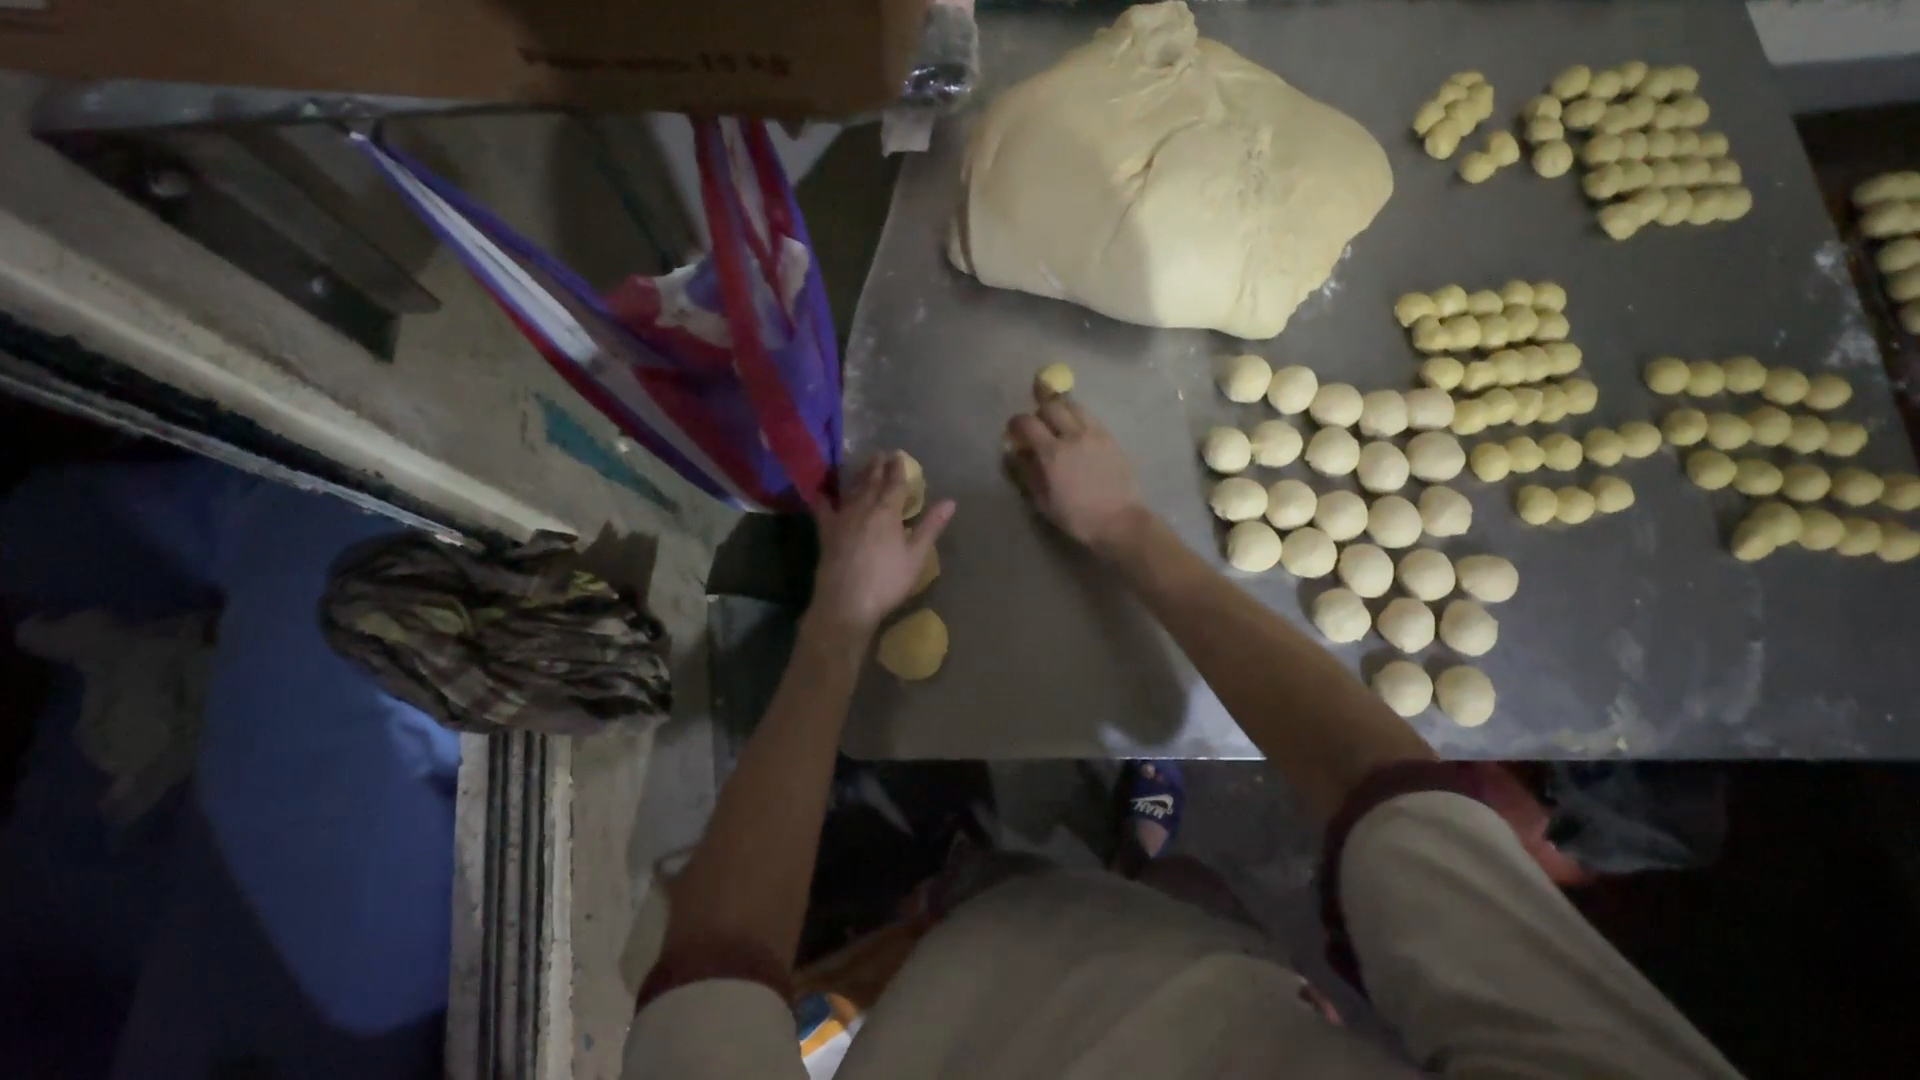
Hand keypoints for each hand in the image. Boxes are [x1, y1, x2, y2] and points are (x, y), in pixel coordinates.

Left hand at [808, 453, 954, 639]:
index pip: (895, 483)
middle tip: (881, 454)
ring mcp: (841, 518)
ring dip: (859, 476)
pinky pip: (824, 508)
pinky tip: (823, 492)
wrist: (846, 603)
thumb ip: (930, 526)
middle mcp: (863, 508)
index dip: (898, 468)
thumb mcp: (915, 556)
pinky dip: (824, 497)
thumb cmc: (887, 582)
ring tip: (864, 467)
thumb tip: (950, 502)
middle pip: (871, 481)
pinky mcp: (826, 532)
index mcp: (887, 511)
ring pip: (851, 490)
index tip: (900, 455)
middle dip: (878, 466)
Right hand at [1005, 398, 1150, 554]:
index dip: (1016, 423)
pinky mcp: (1110, 437)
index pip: (1028, 423)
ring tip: (1058, 423)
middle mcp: (1073, 436)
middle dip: (1038, 412)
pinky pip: (1090, 417)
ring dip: (1060, 409)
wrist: (1120, 521)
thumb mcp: (1044, 501)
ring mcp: (1095, 434)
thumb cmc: (1078, 517)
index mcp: (1053, 453)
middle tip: (1037, 426)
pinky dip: (1078, 418)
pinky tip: (1077, 433)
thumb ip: (1027, 473)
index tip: (1013, 430)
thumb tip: (1015, 453)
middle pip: (1051, 406)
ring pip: (1073, 406)